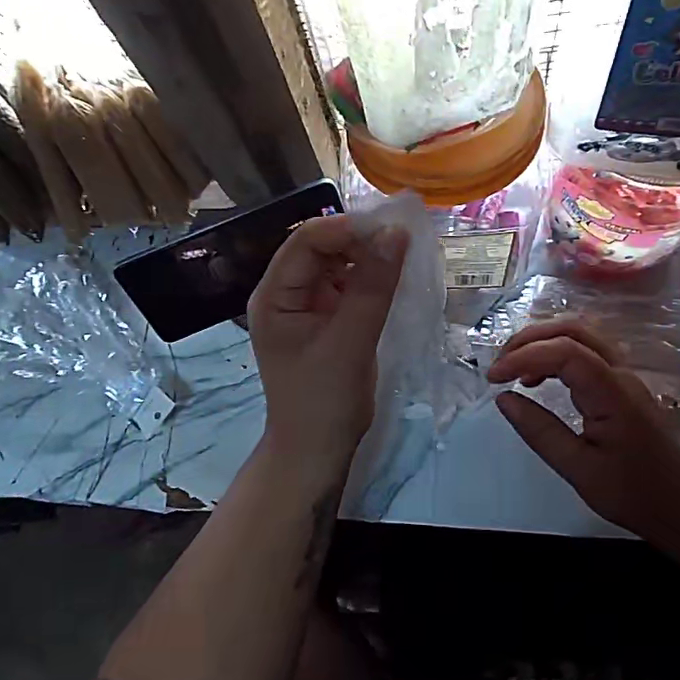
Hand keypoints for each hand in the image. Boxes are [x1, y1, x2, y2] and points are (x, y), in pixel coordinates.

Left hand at [247, 216, 406, 461]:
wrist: (316, 450)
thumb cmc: (324, 400)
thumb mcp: (351, 341)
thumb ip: (373, 286)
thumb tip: (397, 233)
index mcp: (274, 295)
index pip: (306, 241)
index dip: (348, 228)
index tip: (394, 229)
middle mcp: (284, 293)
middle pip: (321, 248)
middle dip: (360, 241)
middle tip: (405, 242)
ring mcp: (304, 306)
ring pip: (337, 264)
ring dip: (368, 258)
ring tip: (404, 256)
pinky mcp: (324, 320)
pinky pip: (347, 286)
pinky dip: (369, 280)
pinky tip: (394, 279)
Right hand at [487, 318, 679, 531]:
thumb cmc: (632, 492)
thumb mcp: (579, 471)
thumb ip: (540, 432)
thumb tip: (503, 399)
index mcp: (614, 396)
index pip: (566, 353)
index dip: (525, 356)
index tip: (494, 379)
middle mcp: (621, 375)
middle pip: (574, 331)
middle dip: (529, 340)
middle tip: (499, 366)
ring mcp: (623, 375)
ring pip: (579, 335)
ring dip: (540, 343)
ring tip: (511, 369)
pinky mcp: (618, 382)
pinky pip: (584, 351)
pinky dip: (552, 354)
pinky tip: (535, 379)